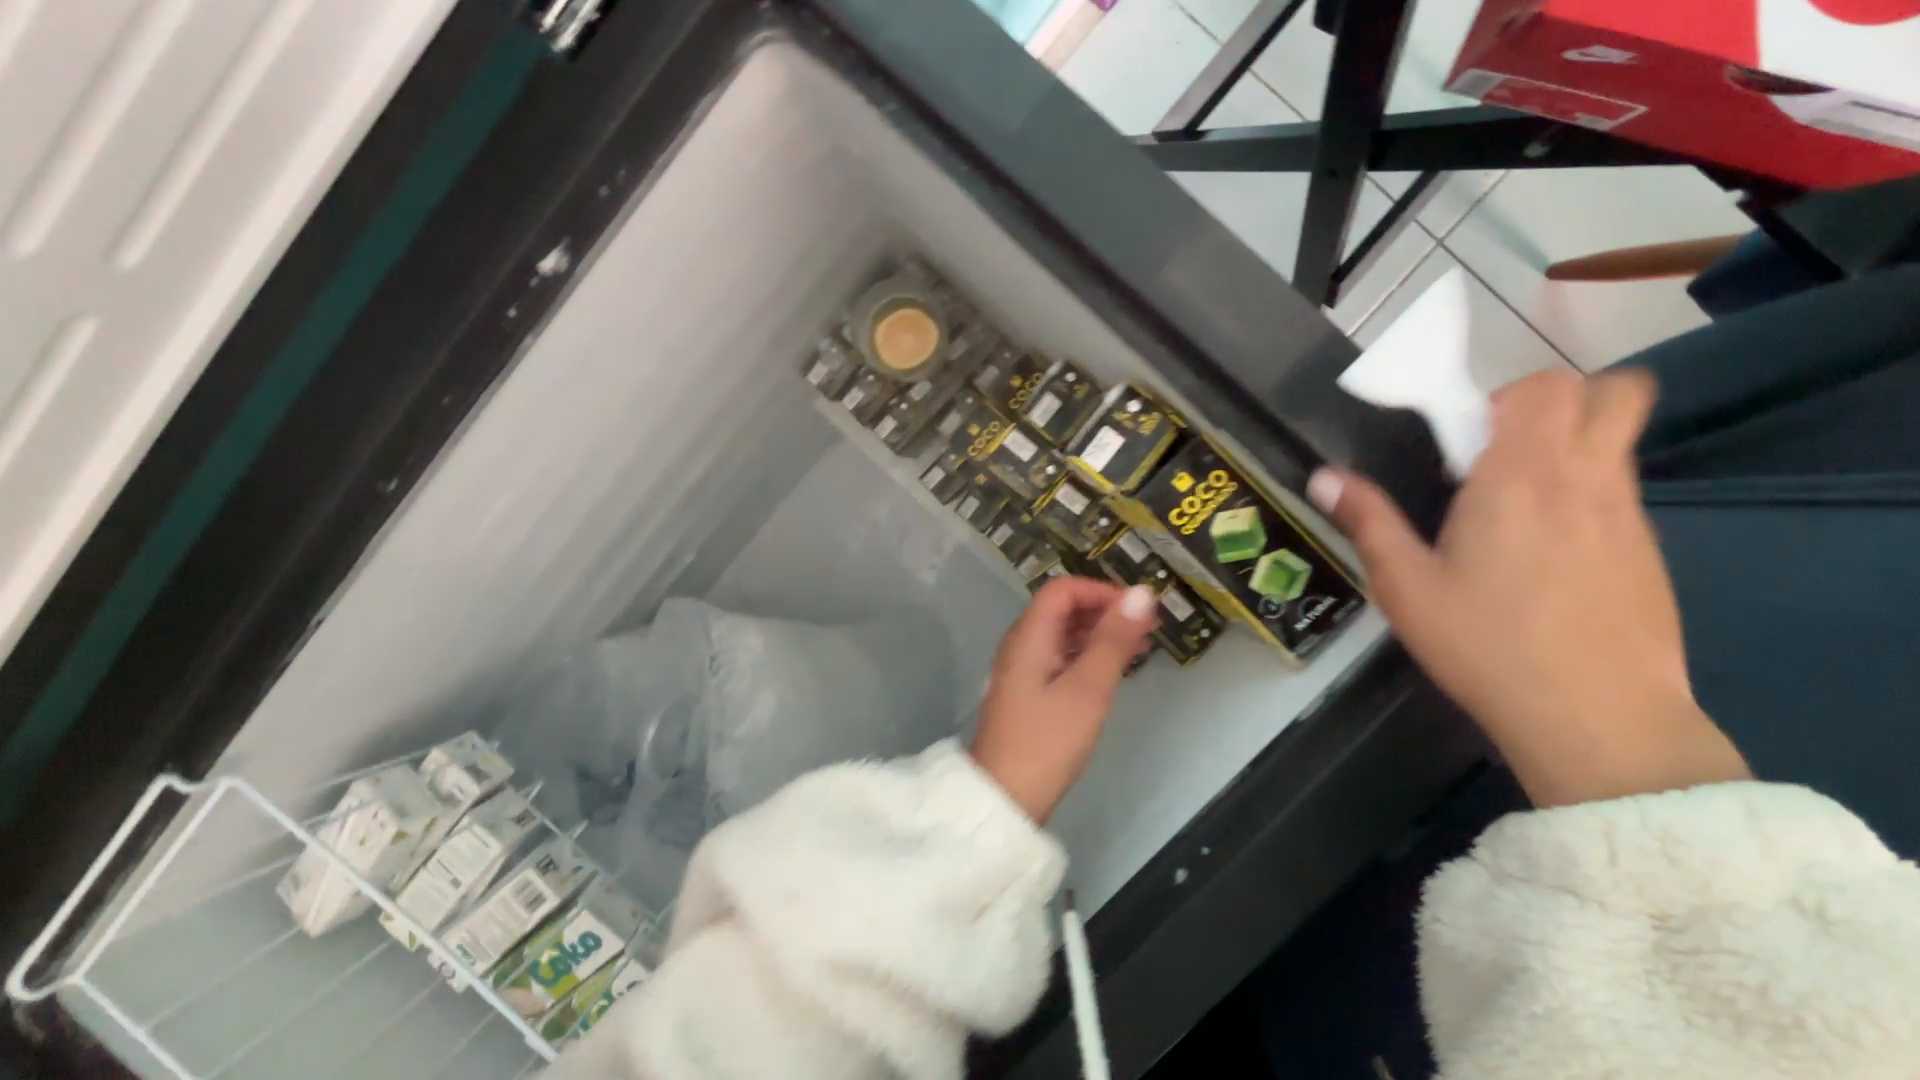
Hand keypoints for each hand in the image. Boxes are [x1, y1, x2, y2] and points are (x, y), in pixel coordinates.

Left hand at [971, 578, 1158, 822]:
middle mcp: (1021, 645)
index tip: (1139, 610)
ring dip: (1100, 635)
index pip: (1063, 589)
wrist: (1005, 798)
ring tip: (1139, 650)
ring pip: (1063, 635)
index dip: (1102, 591)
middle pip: (1062, 609)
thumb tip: (1143, 592)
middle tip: (1148, 630)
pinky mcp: (1027, 694)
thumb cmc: (1049, 740)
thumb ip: (1114, 639)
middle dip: (1105, 612)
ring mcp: (1022, 671)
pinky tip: (1111, 674)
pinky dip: (1087, 657)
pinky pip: (1060, 659)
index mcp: (1029, 636)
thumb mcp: (1089, 688)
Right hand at [1311, 370, 1748, 807]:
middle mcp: (1587, 479)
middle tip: (1511, 447)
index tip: (1472, 436)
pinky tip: (1555, 556)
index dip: (1510, 394)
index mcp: (1521, 476)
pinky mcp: (1651, 553)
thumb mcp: (1406, 588)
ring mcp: (1630, 515)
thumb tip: (1323, 476)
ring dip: (1581, 445)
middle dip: (1566, 400)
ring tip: (1527, 502)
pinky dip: (1593, 496)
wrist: (1597, 717)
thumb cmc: (1486, 645)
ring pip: (1624, 441)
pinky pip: (1626, 494)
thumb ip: (1368, 522)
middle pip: (1614, 392)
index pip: (1546, 386)